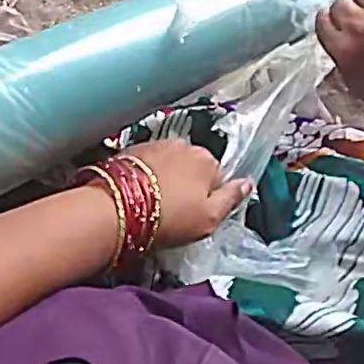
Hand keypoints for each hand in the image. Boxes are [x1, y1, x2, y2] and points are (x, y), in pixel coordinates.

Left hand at [121, 140, 253, 247]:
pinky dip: (146, 175)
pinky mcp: (132, 149)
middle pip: (193, 167)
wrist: (116, 209)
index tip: (193, 215)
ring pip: (170, 163)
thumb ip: (232, 198)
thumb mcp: (209, 219)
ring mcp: (157, 144)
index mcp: (207, 160)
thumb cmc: (169, 218)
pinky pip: (148, 163)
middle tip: (173, 211)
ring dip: (166, 178)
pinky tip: (138, 193)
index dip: (207, 199)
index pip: (217, 178)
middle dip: (187, 184)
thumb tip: (248, 183)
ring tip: (154, 203)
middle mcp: (185, 145)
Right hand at [315, 0, 363, 114]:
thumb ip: (340, 55)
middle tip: (361, 21)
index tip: (337, 23)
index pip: (323, 21)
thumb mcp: (354, 82)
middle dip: (349, 11)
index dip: (331, 22)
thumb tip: (338, 37)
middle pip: (341, 3)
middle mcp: (359, 24)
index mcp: (343, 47)